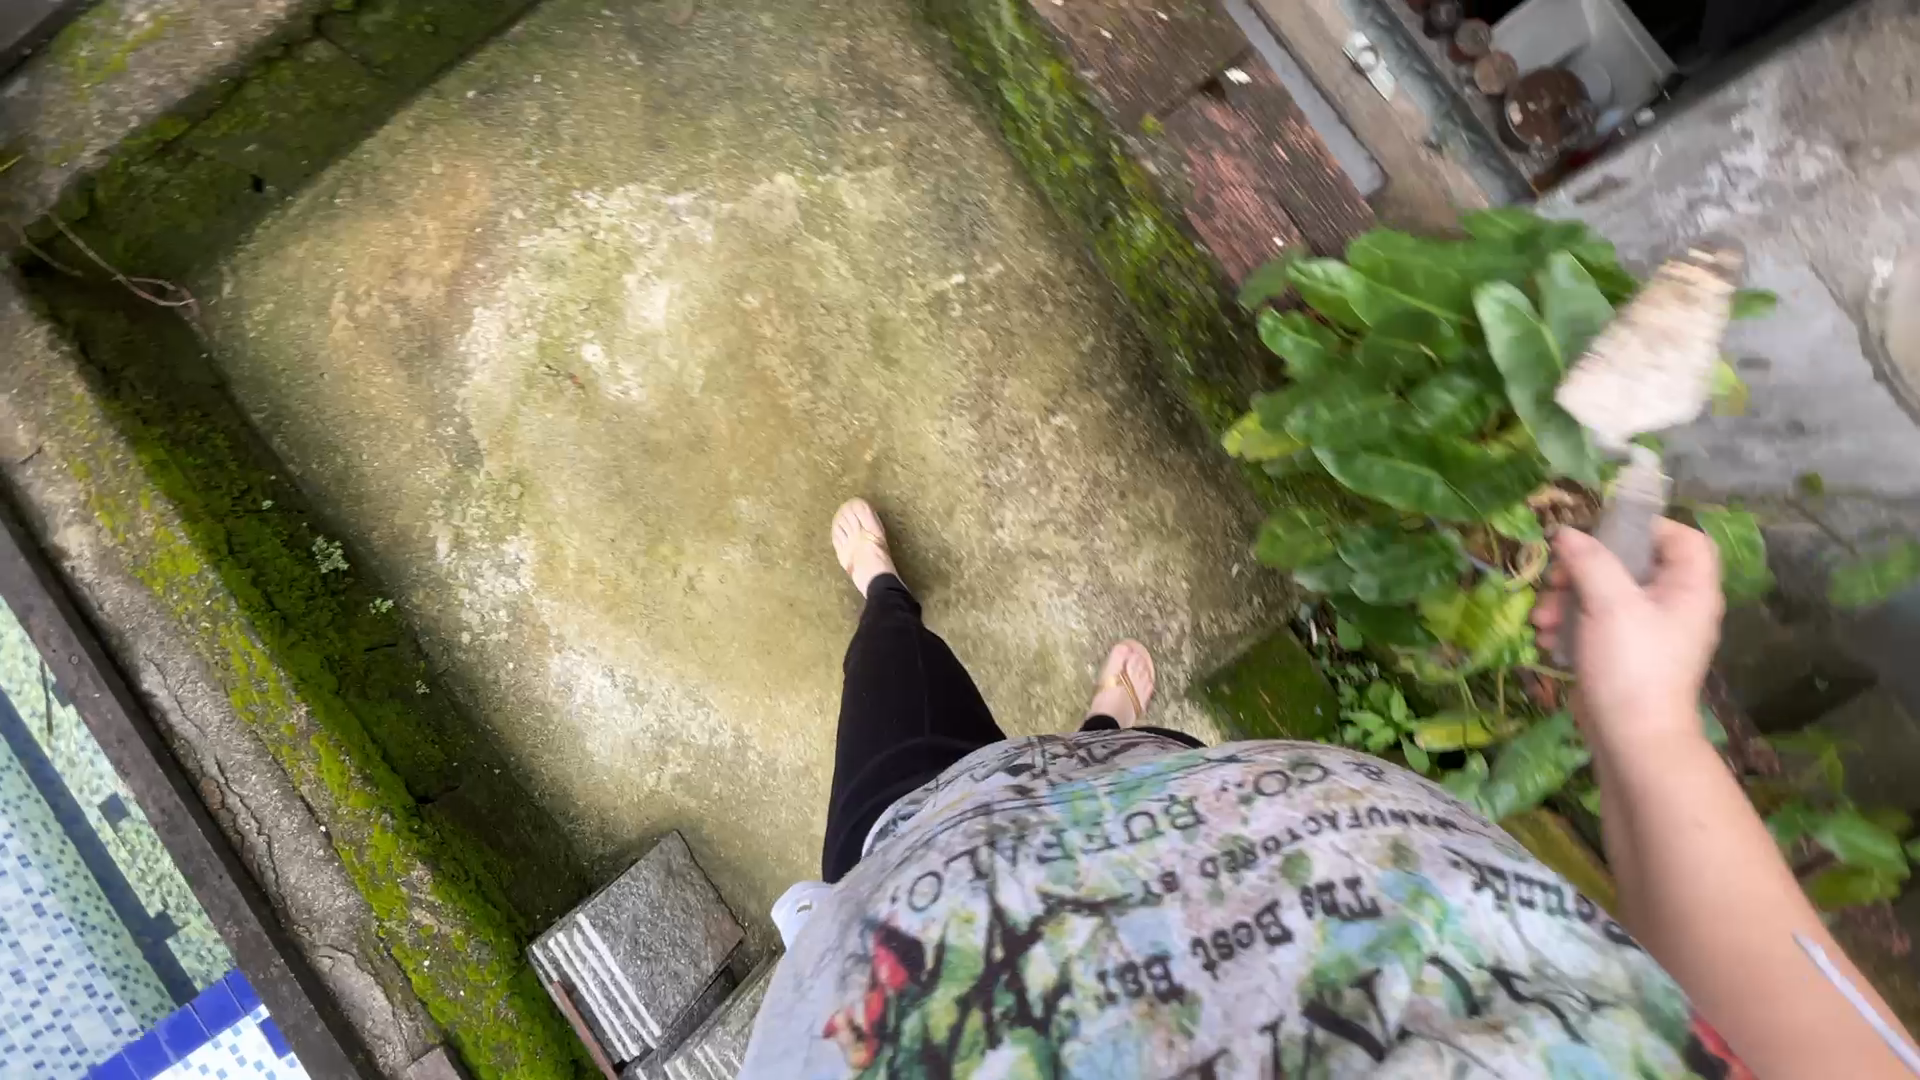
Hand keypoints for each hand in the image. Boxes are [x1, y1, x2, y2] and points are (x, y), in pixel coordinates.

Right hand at [1531, 519, 1723, 749]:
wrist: (1630, 732)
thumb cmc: (1632, 664)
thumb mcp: (1610, 605)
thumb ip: (1589, 562)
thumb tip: (1565, 533)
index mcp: (1688, 590)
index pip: (1683, 540)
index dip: (1645, 527)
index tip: (1597, 532)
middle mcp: (1671, 605)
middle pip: (1626, 565)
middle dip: (1579, 570)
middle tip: (1552, 581)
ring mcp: (1644, 629)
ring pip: (1599, 593)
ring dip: (1562, 600)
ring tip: (1541, 620)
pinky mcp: (1619, 649)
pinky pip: (1590, 621)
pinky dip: (1565, 625)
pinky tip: (1548, 640)